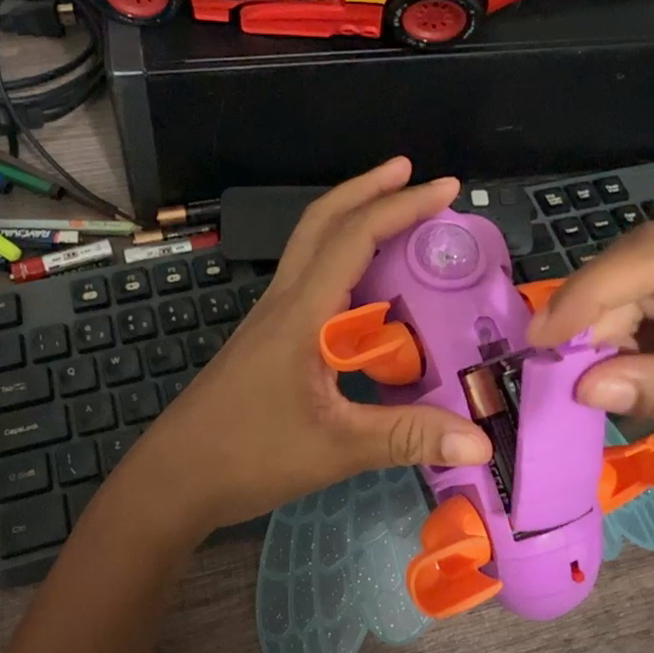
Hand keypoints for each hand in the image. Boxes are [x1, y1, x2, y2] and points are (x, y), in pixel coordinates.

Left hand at [118, 158, 491, 538]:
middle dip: (367, 190)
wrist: (173, 479)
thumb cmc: (248, 456)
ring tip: (395, 219)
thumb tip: (480, 441)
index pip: (354, 238)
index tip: (445, 187)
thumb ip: (407, 438)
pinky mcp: (267, 341)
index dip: (401, 206)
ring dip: (351, 222)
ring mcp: (270, 320)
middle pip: (321, 223)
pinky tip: (364, 291)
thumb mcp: (337, 449)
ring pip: (311, 249)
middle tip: (411, 173)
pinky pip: (309, 282)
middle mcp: (284, 303)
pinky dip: (341, 263)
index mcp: (301, 313)